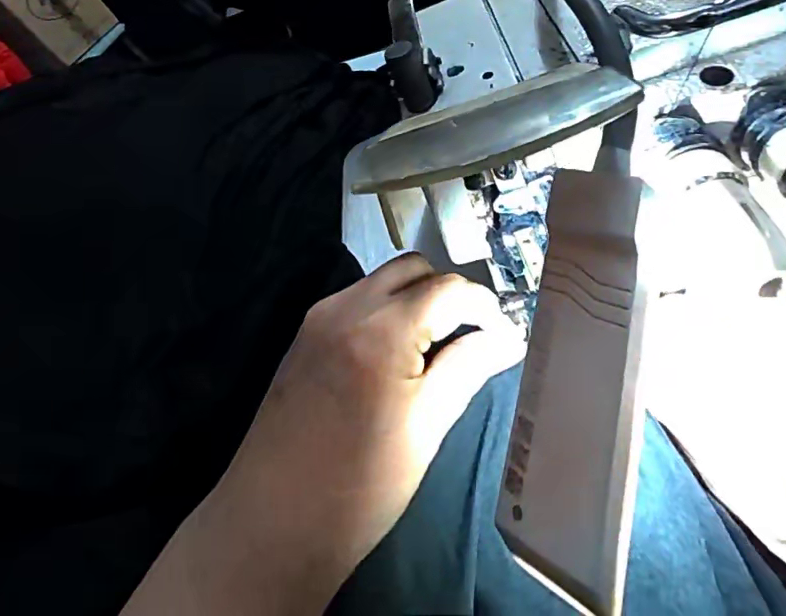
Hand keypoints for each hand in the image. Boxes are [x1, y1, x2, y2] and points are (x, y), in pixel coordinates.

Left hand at [122, 254, 523, 614]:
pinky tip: (398, 351)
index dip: (482, 304)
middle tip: (470, 333)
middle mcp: (346, 305)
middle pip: (410, 268)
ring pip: (381, 279)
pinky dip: (386, 308)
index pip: (446, 288)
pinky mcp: (306, 331)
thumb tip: (509, 336)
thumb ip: (468, 368)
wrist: (276, 517)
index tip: (502, 331)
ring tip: (438, 342)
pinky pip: (357, 298)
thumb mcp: (427, 427)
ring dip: (414, 296)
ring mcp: (320, 314)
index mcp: (381, 328)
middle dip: (446, 291)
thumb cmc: (362, 484)